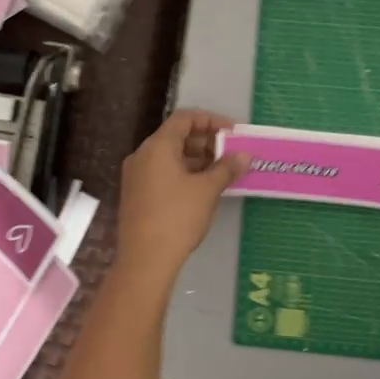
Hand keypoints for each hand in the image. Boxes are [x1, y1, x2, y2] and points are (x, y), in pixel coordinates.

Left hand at [117, 110, 248, 282]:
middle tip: (229, 153)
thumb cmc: (178, 217)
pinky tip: (202, 187)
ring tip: (221, 171)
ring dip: (196, 159)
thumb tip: (244, 155)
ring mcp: (136, 176)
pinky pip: (162, 172)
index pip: (184, 118)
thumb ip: (226, 168)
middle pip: (175, 136)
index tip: (232, 132)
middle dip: (205, 141)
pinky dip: (183, 173)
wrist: (145, 260)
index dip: (210, 120)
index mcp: (156, 147)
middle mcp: (142, 155)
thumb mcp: (207, 190)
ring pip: (169, 156)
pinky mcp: (136, 194)